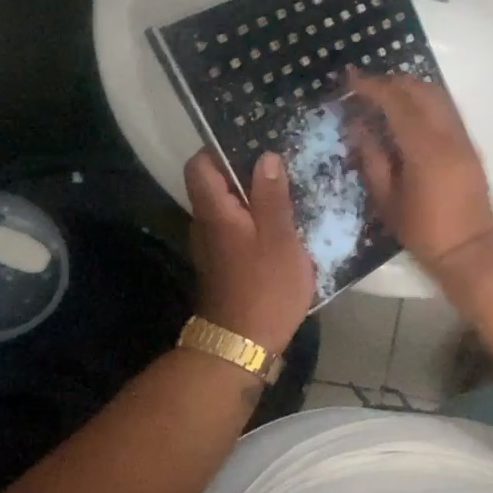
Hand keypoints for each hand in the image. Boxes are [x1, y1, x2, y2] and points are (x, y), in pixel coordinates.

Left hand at [184, 149, 313, 353]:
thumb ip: (273, 197)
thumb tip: (266, 157)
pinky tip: (285, 234)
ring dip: (256, 204)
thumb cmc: (265, 288)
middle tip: (285, 172)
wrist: (243, 344)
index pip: (200, 164)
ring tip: (291, 200)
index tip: (256, 148)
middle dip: (247, 176)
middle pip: (216, 186)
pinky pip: (237, 233)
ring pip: (230, 211)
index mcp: (215, 210)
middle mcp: (205, 224)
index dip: (222, 150)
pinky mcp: (224, 268)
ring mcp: (212, 248)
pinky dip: (256, 228)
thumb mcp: (280, 238)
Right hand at [345, 70, 492, 273]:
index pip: (396, 101)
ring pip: (438, 95)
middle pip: (420, 88)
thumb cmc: (424, 232)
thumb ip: (372, 159)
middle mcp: (448, 134)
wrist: (470, 250)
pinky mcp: (470, 146)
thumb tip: (357, 126)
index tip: (350, 78)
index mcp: (424, 148)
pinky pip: (446, 110)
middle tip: (366, 88)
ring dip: (410, 88)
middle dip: (391, 82)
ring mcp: (463, 138)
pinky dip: (425, 102)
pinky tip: (409, 114)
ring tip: (386, 96)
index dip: (371, 85)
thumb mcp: (387, 201)